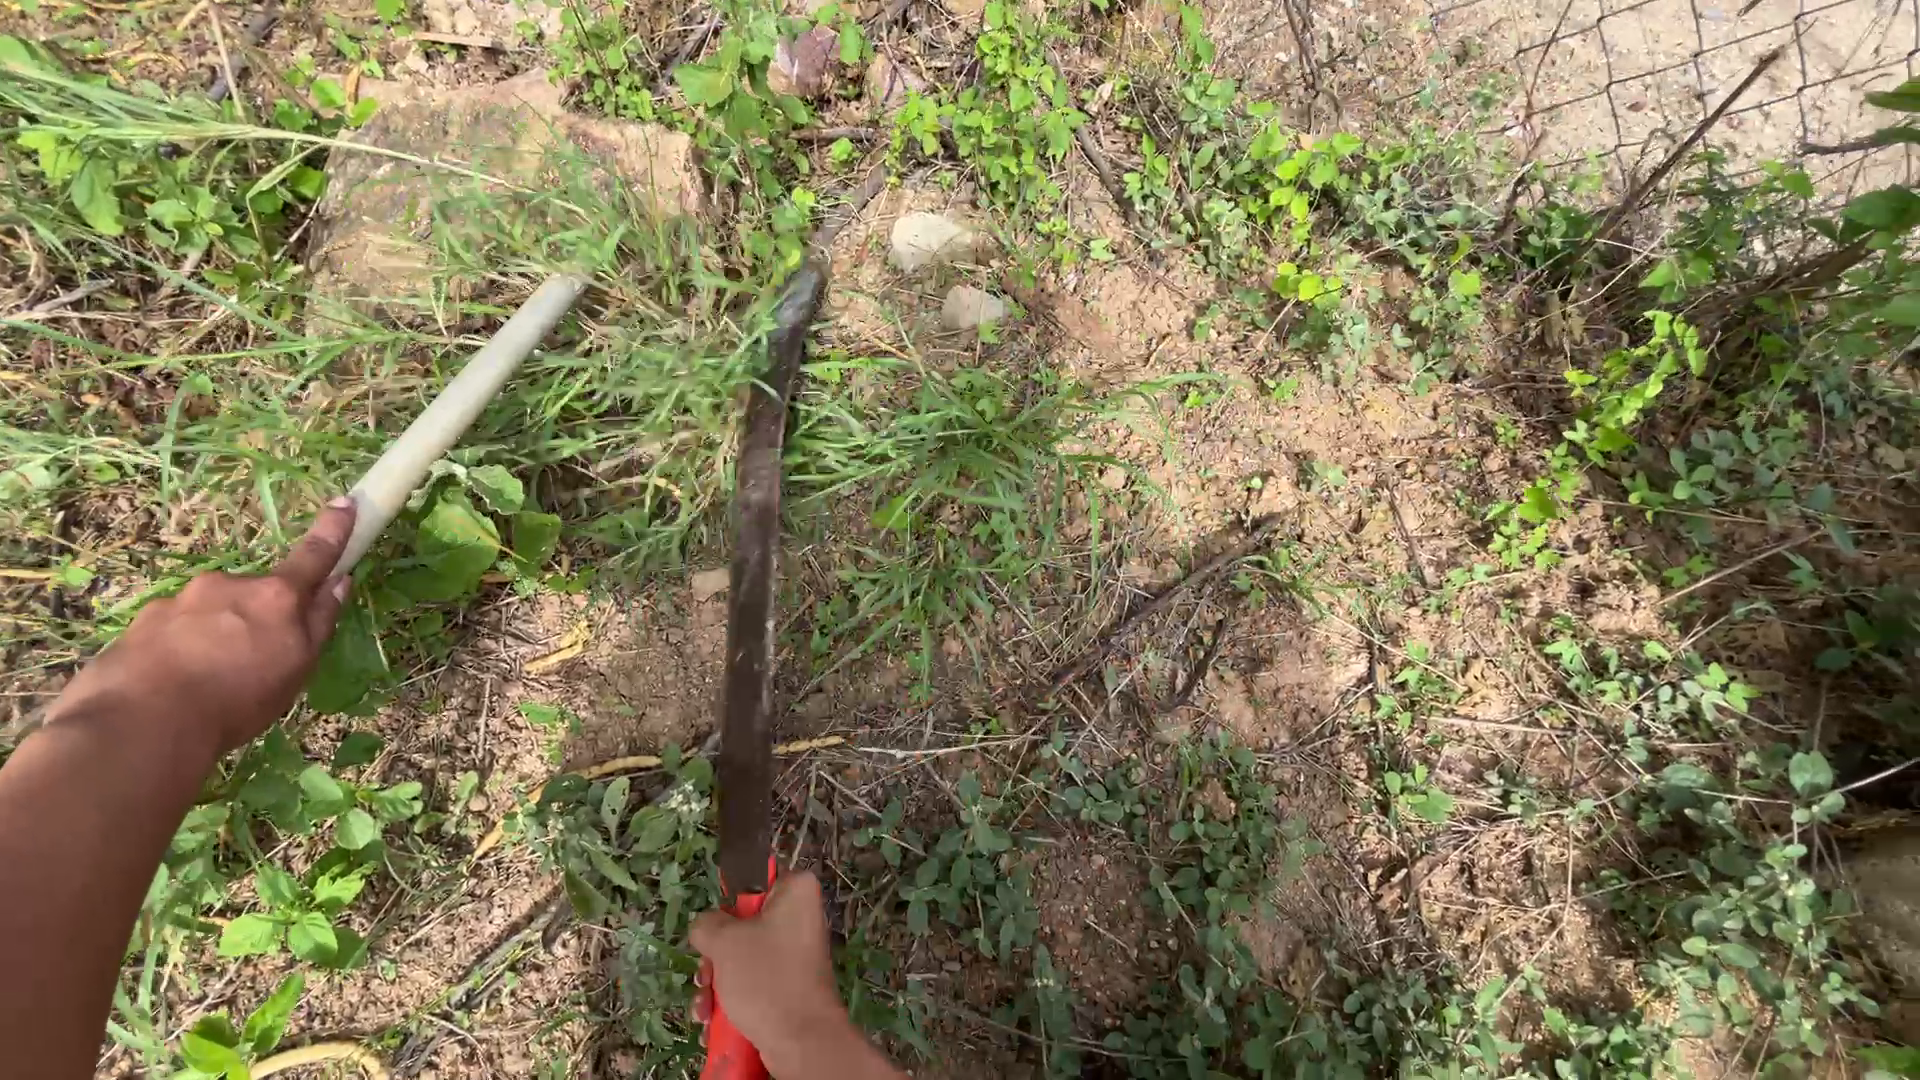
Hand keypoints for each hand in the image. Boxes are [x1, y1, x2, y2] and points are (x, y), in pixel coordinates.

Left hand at [46, 497, 356, 752]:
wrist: (138, 727)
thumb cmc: (238, 697)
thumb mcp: (299, 665)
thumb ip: (320, 621)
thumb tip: (338, 582)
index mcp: (276, 595)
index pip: (314, 555)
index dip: (334, 529)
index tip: (344, 502)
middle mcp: (226, 586)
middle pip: (256, 593)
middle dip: (260, 615)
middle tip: (258, 658)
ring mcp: (177, 602)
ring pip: (211, 612)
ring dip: (218, 635)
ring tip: (212, 680)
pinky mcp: (137, 624)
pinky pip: (173, 631)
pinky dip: (182, 650)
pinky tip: (177, 684)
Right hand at [690, 870, 858, 1074]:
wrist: (800, 1038)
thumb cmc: (766, 977)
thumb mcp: (725, 942)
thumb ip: (707, 924)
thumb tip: (706, 925)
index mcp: (796, 890)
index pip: (753, 881)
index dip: (728, 905)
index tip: (716, 928)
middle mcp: (800, 914)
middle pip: (742, 924)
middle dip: (715, 956)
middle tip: (706, 974)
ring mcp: (795, 950)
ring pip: (742, 956)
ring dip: (716, 982)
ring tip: (705, 1005)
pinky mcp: (788, 981)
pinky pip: (752, 979)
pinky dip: (731, 998)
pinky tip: (713, 1020)